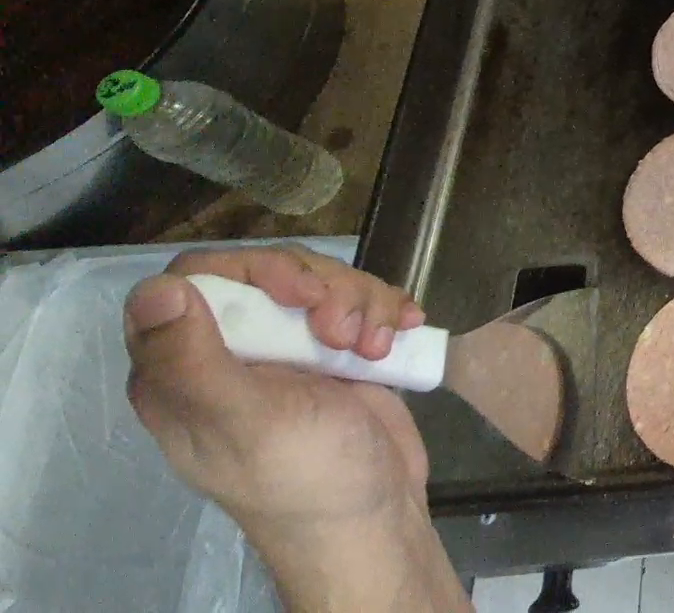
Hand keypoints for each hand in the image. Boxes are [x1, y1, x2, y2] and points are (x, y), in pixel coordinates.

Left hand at [124, 244, 466, 612]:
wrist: (376, 513)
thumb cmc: (303, 476)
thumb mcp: (247, 421)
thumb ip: (195, 360)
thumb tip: (158, 290)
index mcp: (186, 369)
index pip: (198, 280)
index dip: (254, 271)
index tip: (301, 295)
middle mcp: (238, 352)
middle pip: (277, 272)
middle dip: (328, 290)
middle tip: (344, 333)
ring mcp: (297, 351)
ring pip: (331, 282)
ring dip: (367, 305)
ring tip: (377, 349)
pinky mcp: (346, 353)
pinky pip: (371, 302)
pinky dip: (393, 311)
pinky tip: (404, 333)